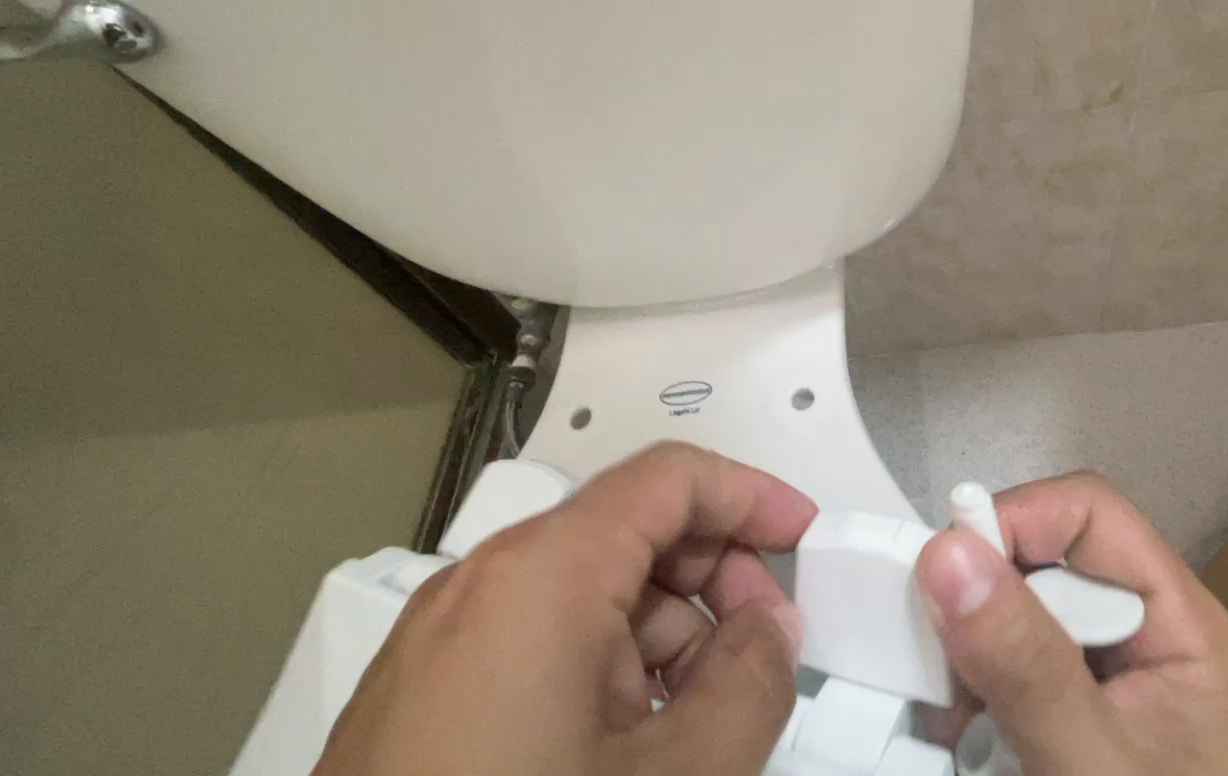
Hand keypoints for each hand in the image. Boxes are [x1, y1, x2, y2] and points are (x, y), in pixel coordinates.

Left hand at [314, 442, 815, 775]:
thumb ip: (750, 684)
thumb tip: (767, 631)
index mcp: (542, 573)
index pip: (670, 478)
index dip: (750, 495)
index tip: (804, 537)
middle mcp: (484, 585)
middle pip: (629, 529)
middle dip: (712, 575)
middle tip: (761, 648)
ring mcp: (443, 640)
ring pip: (587, 592)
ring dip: (664, 635)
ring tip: (699, 722)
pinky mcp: (423, 696)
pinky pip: (541, 642)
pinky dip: (607, 669)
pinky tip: (630, 749)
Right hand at [914, 473, 1227, 775]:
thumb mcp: (1096, 772)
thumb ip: (1027, 667)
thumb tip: (945, 552)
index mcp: (1181, 625)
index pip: (1087, 513)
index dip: (1012, 520)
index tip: (941, 574)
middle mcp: (1152, 636)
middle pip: (1050, 560)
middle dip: (982, 597)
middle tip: (933, 656)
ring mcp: (1122, 682)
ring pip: (1026, 615)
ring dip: (972, 648)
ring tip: (940, 705)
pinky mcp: (1091, 720)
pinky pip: (1022, 668)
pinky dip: (979, 687)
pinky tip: (959, 729)